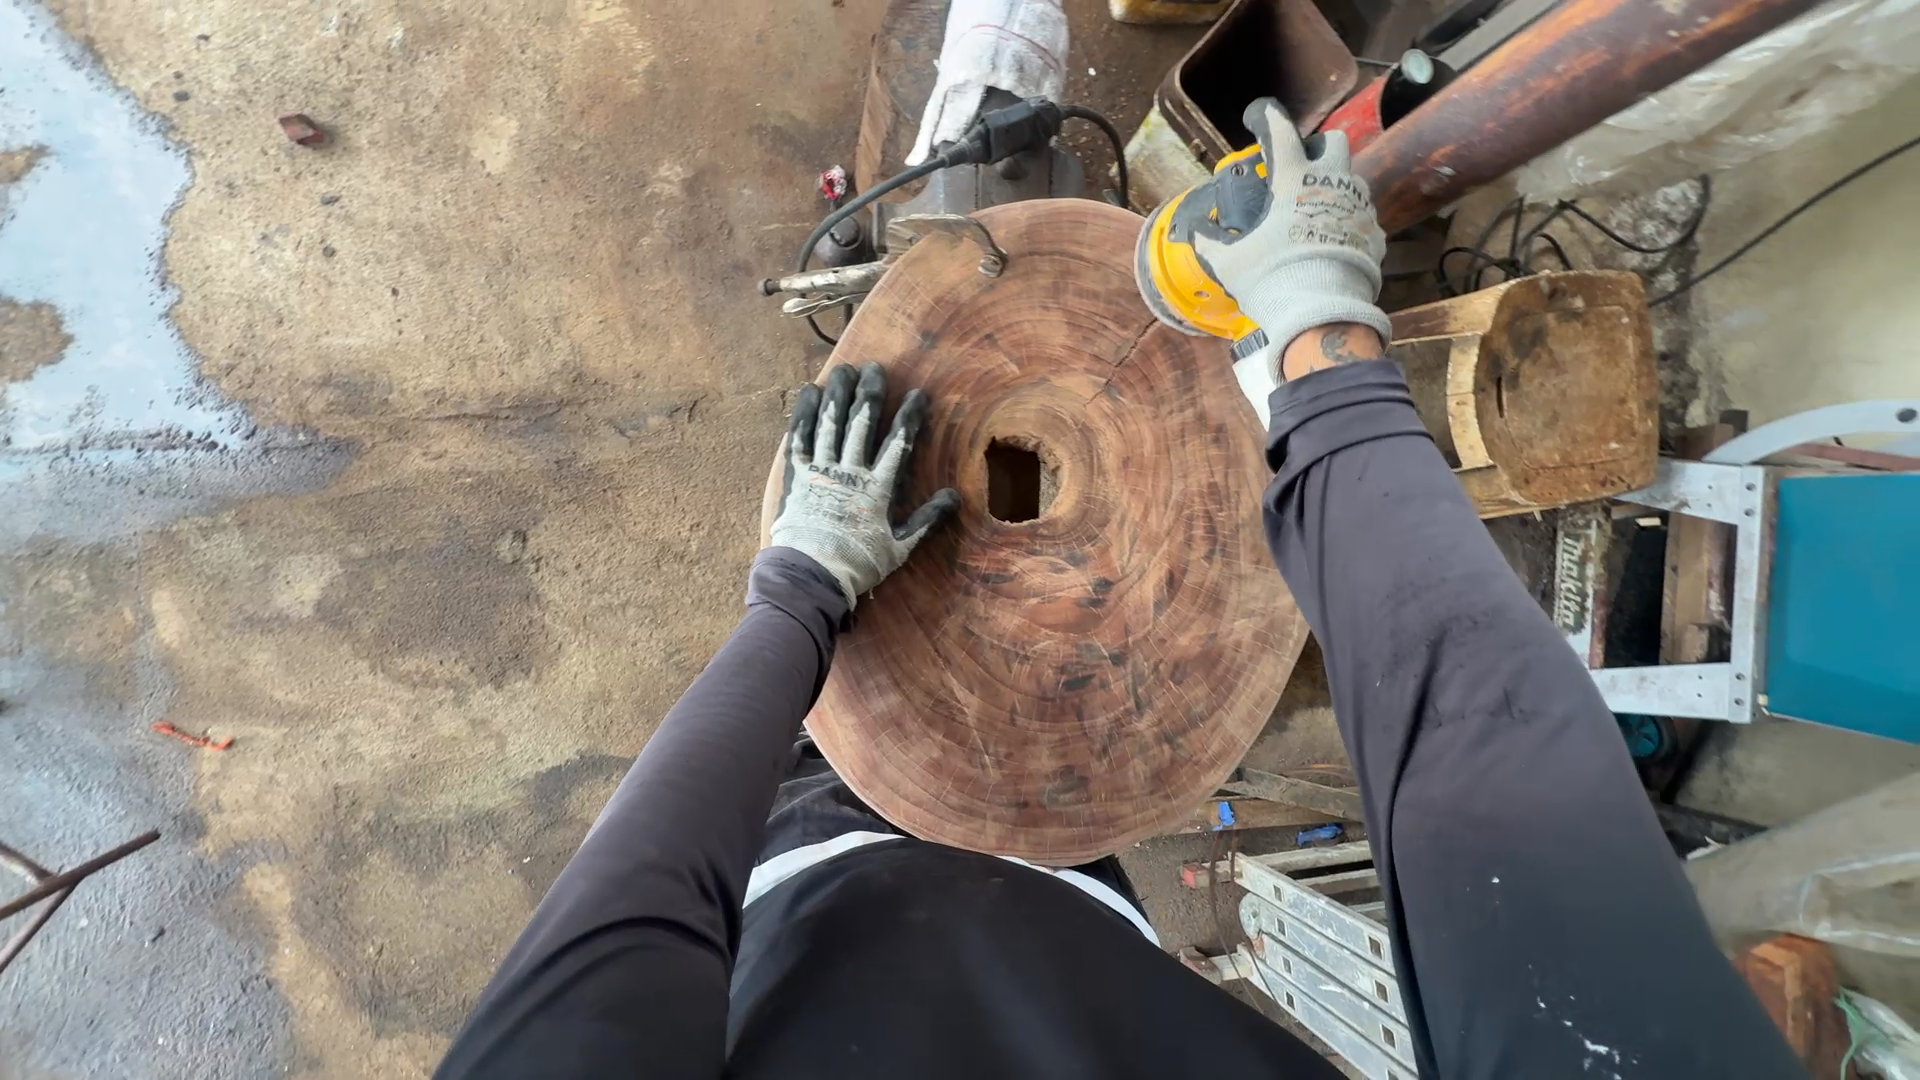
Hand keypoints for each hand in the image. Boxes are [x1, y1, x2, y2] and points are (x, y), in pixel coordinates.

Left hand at [769, 362, 960, 607]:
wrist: (812, 574)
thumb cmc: (858, 563)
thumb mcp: (900, 546)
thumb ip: (926, 520)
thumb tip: (954, 497)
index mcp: (877, 487)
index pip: (897, 443)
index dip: (909, 416)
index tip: (918, 394)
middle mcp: (850, 471)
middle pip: (861, 423)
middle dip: (870, 393)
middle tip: (876, 368)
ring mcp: (821, 470)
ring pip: (830, 423)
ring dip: (838, 394)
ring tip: (845, 370)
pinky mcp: (797, 475)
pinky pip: (800, 437)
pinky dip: (804, 413)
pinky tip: (809, 392)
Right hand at [1191, 98, 1391, 425]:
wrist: (1319, 312)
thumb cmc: (1270, 279)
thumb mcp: (1229, 263)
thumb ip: (1211, 243)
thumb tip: (1196, 232)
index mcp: (1296, 181)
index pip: (1283, 134)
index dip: (1270, 118)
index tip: (1262, 114)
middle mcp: (1333, 183)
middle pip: (1335, 143)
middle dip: (1319, 148)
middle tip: (1301, 168)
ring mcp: (1359, 206)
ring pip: (1352, 179)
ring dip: (1334, 187)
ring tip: (1313, 212)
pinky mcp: (1374, 234)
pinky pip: (1362, 217)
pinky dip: (1346, 222)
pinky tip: (1330, 241)